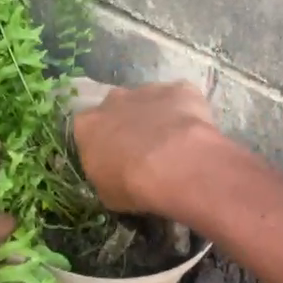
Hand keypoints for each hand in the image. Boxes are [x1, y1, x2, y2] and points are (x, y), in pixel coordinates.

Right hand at [72, 82, 229, 214]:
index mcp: (87, 125)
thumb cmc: (132, 185)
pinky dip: (186, 113)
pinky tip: (195, 135)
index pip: (88, 131)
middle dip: (128, 125)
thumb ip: (106, 176)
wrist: (175, 165)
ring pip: (149, 101)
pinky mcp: (180, 89)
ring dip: (157, 118)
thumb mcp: (107, 193)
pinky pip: (181, 99)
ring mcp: (147, 91)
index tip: (114, 160)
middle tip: (144, 151)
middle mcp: (113, 101)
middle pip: (117, 109)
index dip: (102, 145)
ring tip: (174, 145)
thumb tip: (114, 175)